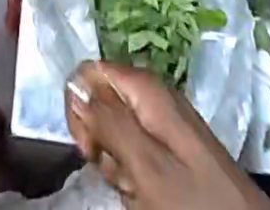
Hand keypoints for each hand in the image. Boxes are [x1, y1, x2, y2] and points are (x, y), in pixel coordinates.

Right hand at [65, 62, 269, 209]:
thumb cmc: (194, 200)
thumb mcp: (146, 165)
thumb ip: (108, 122)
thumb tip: (74, 87)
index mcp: (145, 88)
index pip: (89, 72)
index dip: (80, 108)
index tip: (90, 147)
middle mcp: (152, 93)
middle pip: (100, 102)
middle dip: (100, 141)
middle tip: (119, 172)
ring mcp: (161, 118)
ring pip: (114, 130)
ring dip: (116, 162)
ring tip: (138, 187)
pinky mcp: (169, 142)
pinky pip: (133, 149)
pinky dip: (133, 172)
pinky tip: (146, 192)